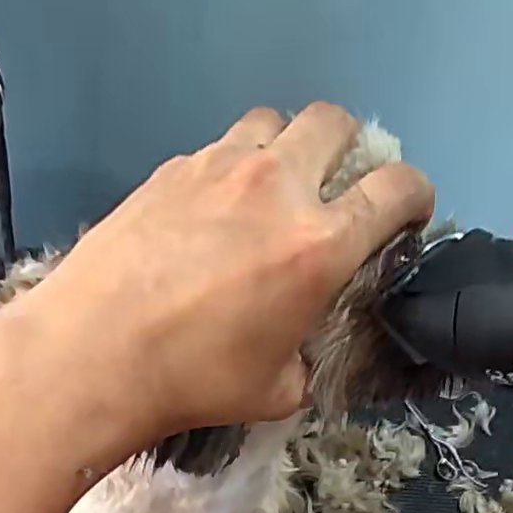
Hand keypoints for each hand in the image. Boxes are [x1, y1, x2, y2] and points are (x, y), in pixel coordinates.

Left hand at [0, 103, 433, 442]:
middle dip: (351, 151)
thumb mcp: (277, 391)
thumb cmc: (196, 379)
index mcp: (319, 246)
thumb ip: (307, 360)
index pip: (395, 189)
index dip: (416, 195)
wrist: (96, 352)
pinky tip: (214, 211)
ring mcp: (219, 167)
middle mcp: (277, 188)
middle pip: (335, 123)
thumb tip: (299, 351)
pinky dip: (234, 168)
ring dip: (288, 149)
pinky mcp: (171, 168)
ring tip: (273, 192)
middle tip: (337, 190)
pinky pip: (219, 147)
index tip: (409, 213)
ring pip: (274, 122)